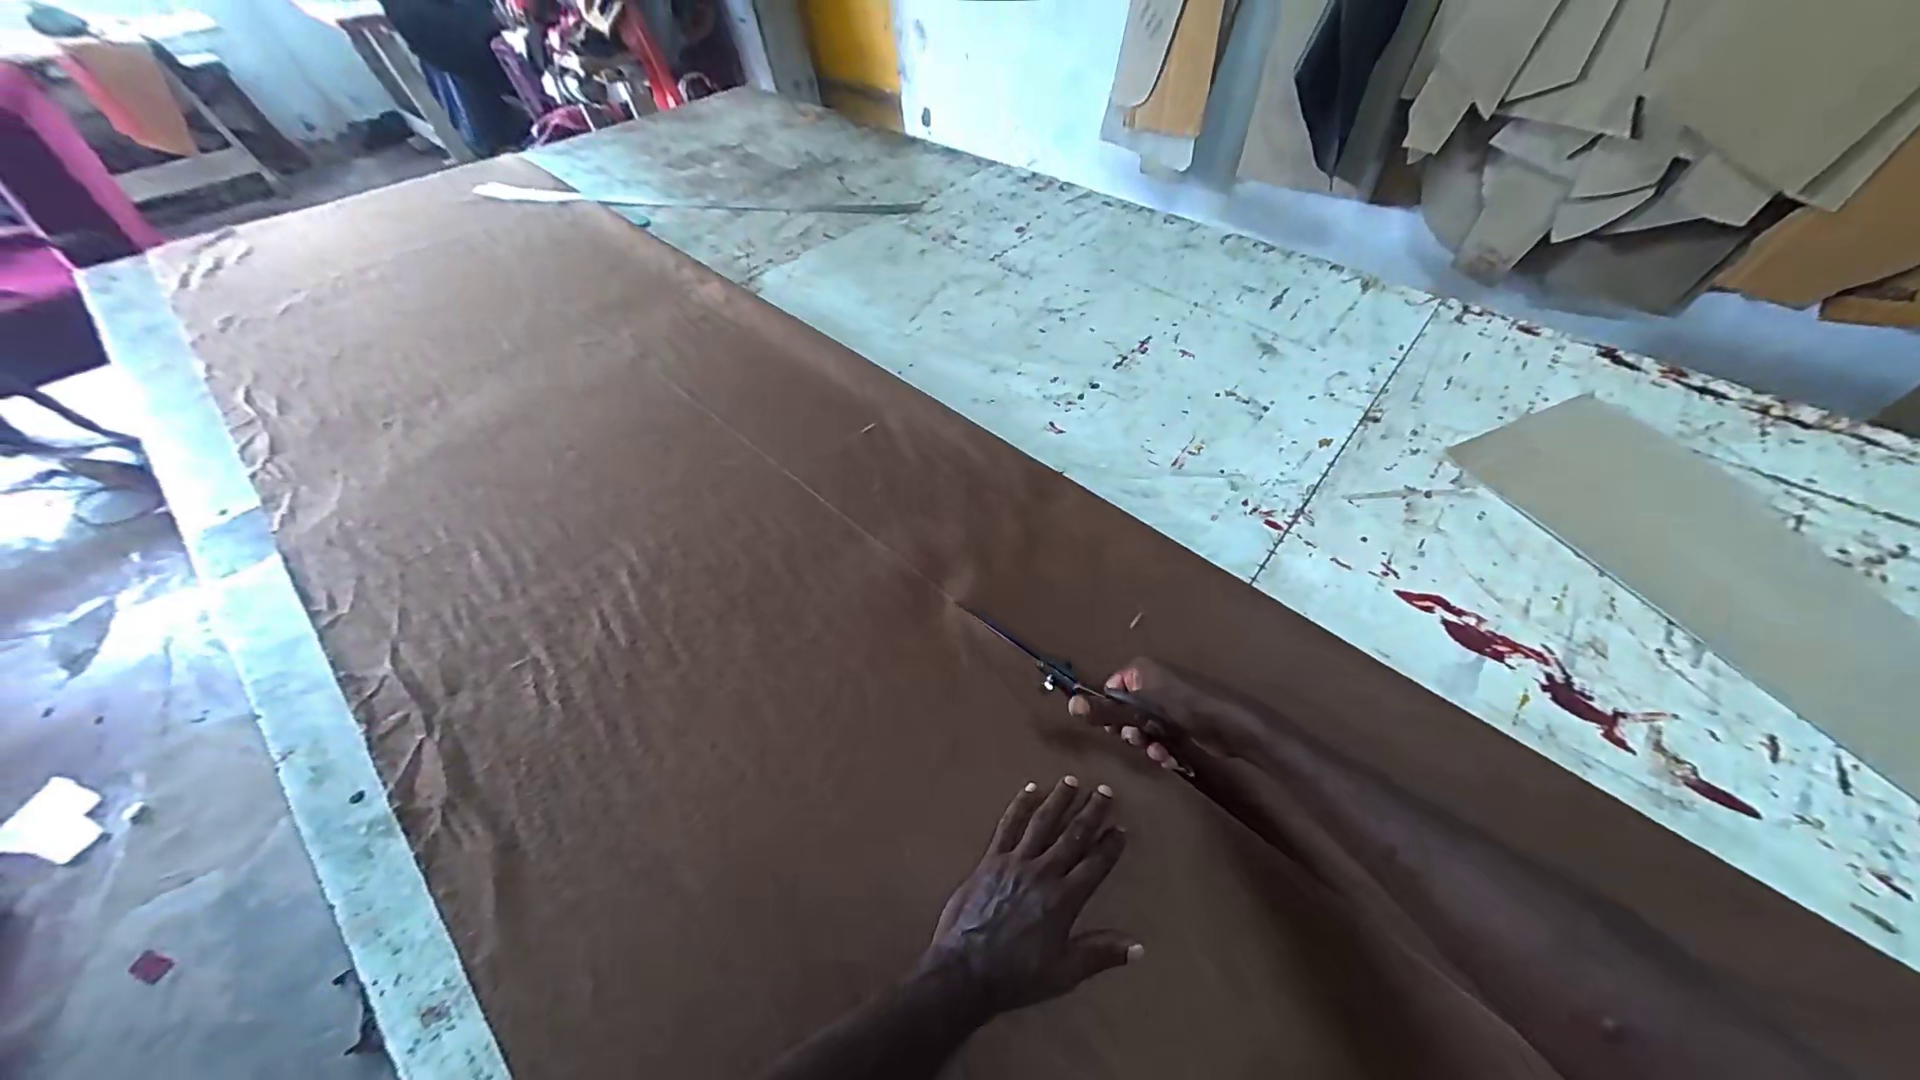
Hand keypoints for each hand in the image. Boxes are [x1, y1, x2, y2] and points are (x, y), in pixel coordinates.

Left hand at [918, 777, 1138, 1015]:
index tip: (1120, 829)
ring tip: (1071, 781)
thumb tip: (1138, 947)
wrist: (965, 971)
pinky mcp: (991, 859)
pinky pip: (1008, 826)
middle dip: (1091, 812)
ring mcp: (1015, 862)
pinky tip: (1030, 789)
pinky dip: (1019, 805)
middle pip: (1072, 836)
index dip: (1109, 846)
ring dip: (1059, 800)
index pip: (1094, 865)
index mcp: (1063, 899)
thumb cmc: (1017, 975)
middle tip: (1105, 791)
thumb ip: (1099, 953)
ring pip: (1042, 823)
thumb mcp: (1064, 972)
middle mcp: (1042, 873)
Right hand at [1067, 658, 1264, 771]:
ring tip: (1156, 751)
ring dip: (1146, 743)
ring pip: (1142, 727)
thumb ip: (1106, 710)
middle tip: (1137, 739)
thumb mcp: (1141, 709)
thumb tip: (1071, 704)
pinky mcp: (1181, 722)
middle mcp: (1152, 682)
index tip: (1112, 727)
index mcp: (1140, 671)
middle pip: (1125, 711)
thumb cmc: (1186, 707)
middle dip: (1129, 731)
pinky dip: (1161, 748)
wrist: (1234, 726)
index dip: (1108, 711)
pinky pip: (1160, 736)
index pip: (1110, 689)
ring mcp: (1168, 703)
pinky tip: (1169, 758)